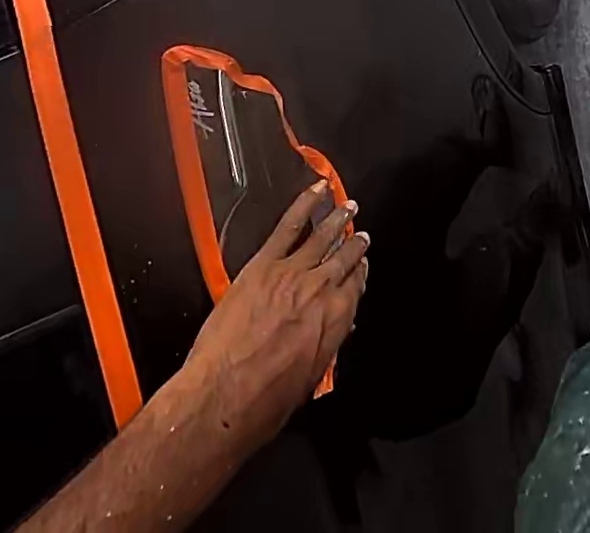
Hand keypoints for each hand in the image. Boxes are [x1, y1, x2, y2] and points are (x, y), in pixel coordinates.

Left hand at [179, 182, 368, 446]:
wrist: (226, 394)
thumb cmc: (266, 399)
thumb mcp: (308, 379)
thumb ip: (324, 347)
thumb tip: (330, 333)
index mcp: (335, 322)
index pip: (355, 288)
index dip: (360, 274)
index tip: (363, 264)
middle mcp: (320, 292)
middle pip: (344, 260)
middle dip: (355, 245)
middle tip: (362, 234)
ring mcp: (292, 272)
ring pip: (322, 237)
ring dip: (337, 218)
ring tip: (348, 206)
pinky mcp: (264, 263)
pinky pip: (289, 225)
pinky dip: (305, 204)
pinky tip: (316, 190)